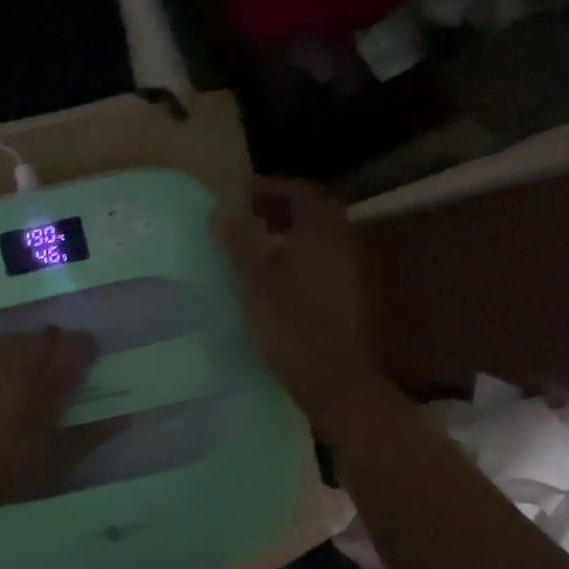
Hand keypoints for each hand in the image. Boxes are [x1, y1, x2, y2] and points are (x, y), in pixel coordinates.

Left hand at [0, 328, 100, 515]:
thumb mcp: (50, 465)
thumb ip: (89, 438)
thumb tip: (124, 419)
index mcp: (45, 377)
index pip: (79, 344)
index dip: (84, 353)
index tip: (83, 369)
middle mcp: (15, 352)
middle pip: (46, 336)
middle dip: (53, 352)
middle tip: (48, 381)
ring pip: (12, 338)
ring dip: (20, 353)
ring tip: (13, 382)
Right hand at [217, 177, 387, 422]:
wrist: (334, 381)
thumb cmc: (291, 325)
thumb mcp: (254, 279)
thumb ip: (239, 240)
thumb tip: (222, 208)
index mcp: (320, 229)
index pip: (297, 190)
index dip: (266, 187)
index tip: (236, 193)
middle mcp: (340, 241)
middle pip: (310, 211)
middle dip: (276, 207)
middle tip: (241, 215)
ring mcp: (347, 269)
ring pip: (314, 237)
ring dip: (284, 232)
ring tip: (248, 244)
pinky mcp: (345, 295)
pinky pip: (317, 259)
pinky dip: (293, 255)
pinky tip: (267, 276)